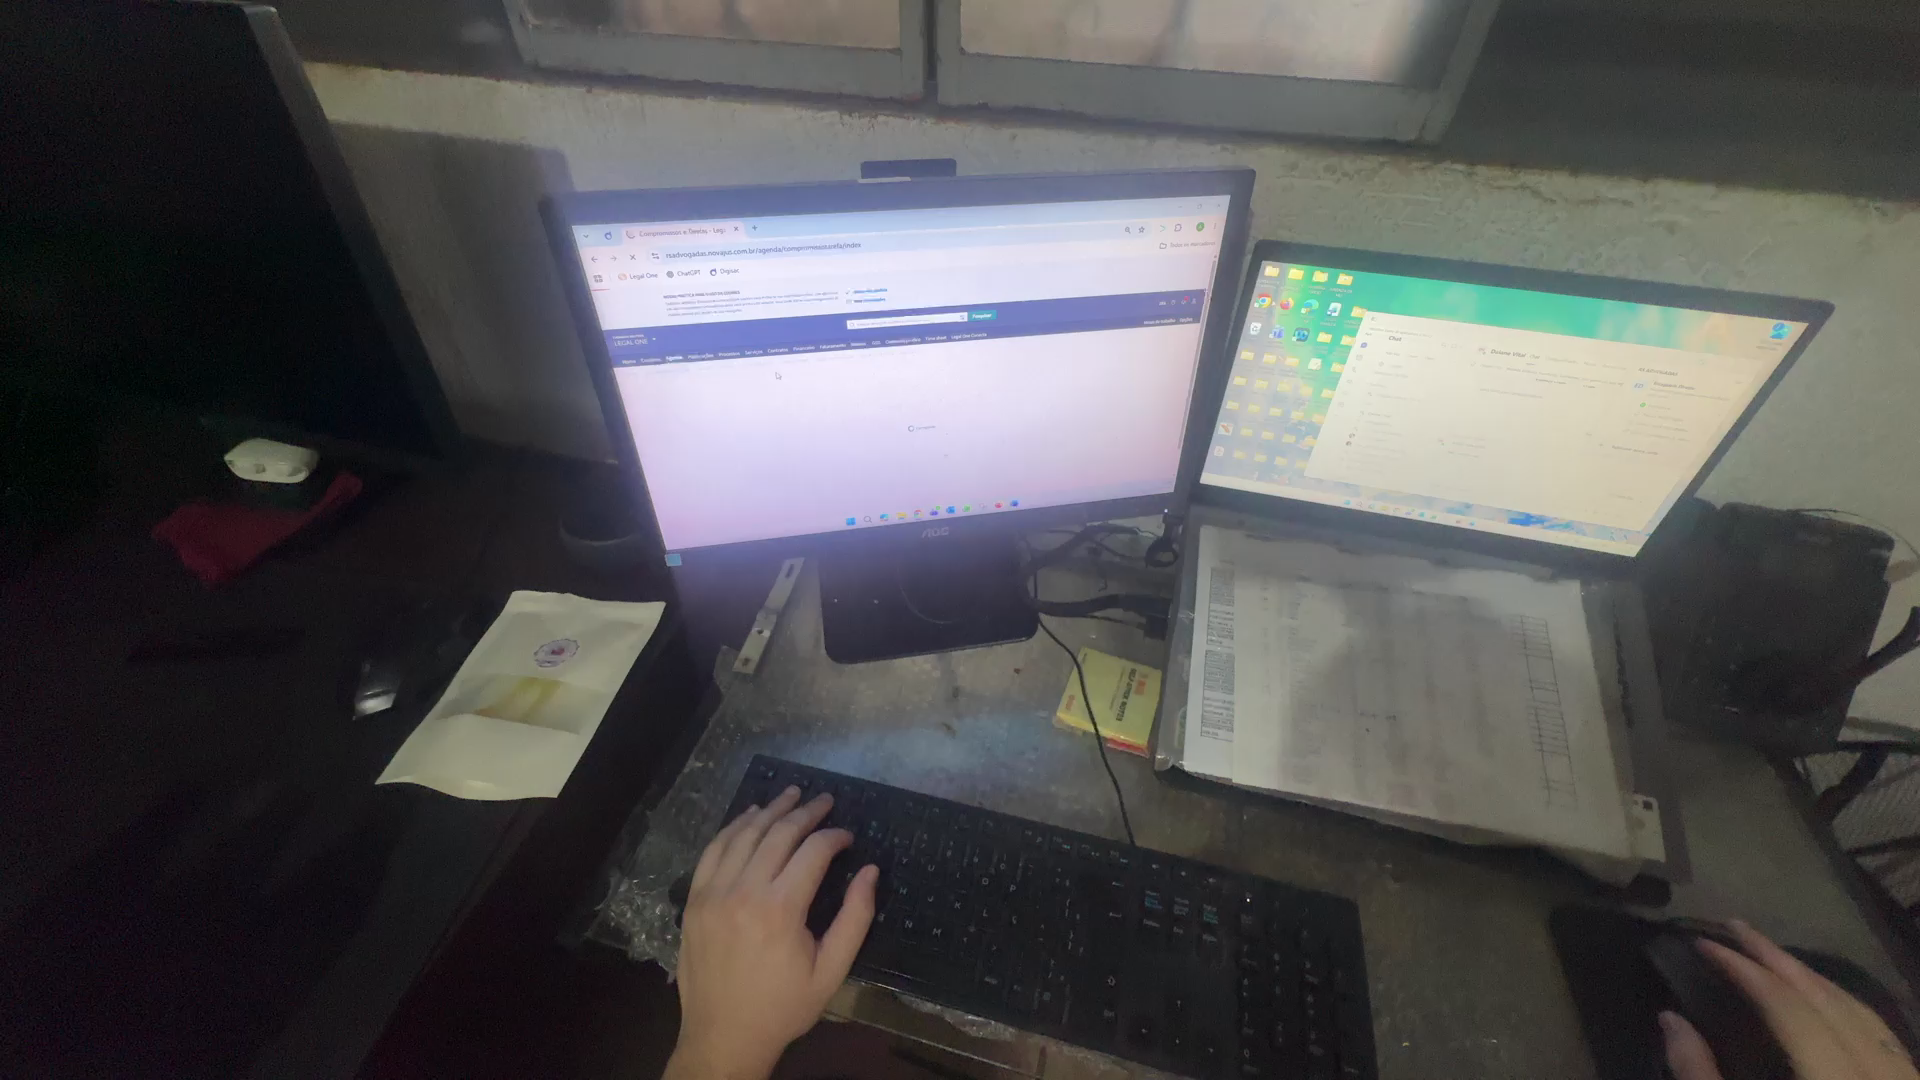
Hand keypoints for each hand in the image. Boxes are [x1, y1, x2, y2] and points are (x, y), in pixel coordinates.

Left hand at [664, 786, 879, 1079]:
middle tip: (825, 800)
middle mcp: (744, 892)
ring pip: (745, 834)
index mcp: (780, 910)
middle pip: (779, 833)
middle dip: (807, 812)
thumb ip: (855, 917)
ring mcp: (714, 894)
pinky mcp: (695, 900)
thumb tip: (870, 871)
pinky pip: (714, 850)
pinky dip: (734, 827)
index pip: (813, 851)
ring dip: (771, 809)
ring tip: (791, 795)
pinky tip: (751, 815)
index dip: (835, 836)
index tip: (848, 836)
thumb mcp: (831, 970)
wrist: (722, 1039)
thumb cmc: (783, 1006)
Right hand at [1661, 919, 1917, 1079]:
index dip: (1743, 969)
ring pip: (1867, 1019)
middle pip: (1832, 1004)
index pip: (1788, 1008)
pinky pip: (1887, 1040)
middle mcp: (1879, 1076)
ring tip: (1772, 954)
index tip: (1702, 943)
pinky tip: (1822, 996)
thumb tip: (1669, 1019)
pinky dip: (1849, 1008)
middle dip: (1779, 959)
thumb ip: (1699, 1074)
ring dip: (1815, 979)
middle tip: (1734, 925)